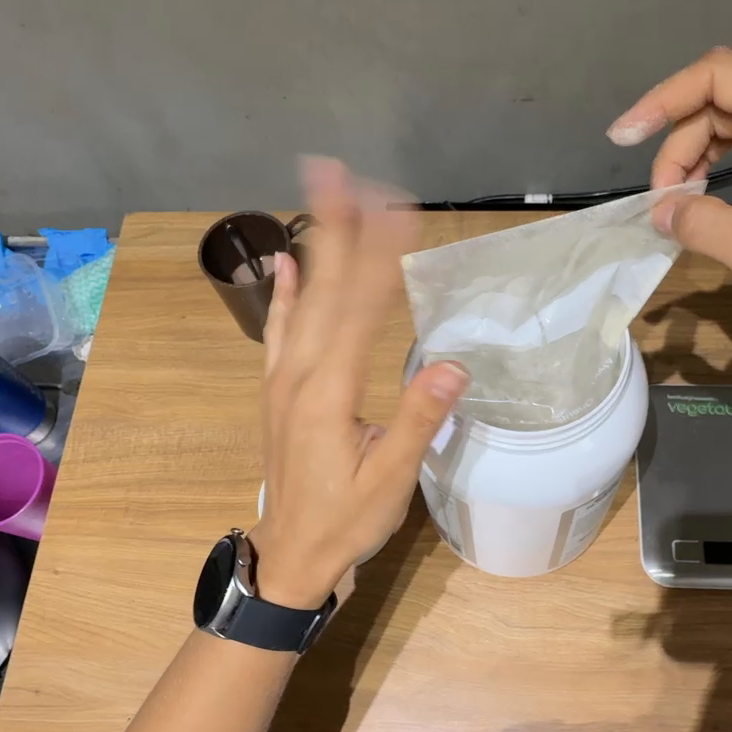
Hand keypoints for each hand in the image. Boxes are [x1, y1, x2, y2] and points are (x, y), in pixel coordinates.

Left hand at [248, 157, 469, 609]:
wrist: (292, 556)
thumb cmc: (347, 522)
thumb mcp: (390, 480)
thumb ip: (417, 421)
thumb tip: (452, 366)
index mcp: (329, 393)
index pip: (359, 310)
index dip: (380, 257)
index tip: (399, 210)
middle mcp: (300, 376)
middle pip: (324, 291)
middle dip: (341, 230)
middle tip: (347, 174)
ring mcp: (283, 382)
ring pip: (300, 302)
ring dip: (315, 248)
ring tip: (317, 197)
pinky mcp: (279, 393)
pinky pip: (280, 332)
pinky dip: (283, 295)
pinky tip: (284, 265)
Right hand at [607, 48, 731, 340]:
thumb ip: (702, 224)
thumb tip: (660, 210)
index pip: (719, 76)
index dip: (663, 100)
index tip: (622, 140)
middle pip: (721, 98)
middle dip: (678, 141)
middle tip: (659, 200)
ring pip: (730, 122)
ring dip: (692, 157)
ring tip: (673, 204)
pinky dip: (713, 167)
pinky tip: (699, 199)